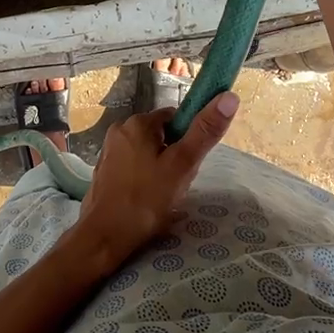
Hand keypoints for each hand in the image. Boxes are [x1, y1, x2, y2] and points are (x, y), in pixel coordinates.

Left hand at [70, 93, 237, 267]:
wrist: (105, 235)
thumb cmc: (147, 199)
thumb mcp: (182, 165)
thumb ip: (205, 132)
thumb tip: (229, 96)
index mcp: (138, 122)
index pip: (175, 118)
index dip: (188, 139)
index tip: (190, 163)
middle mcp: (120, 129)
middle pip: (161, 135)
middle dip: (174, 156)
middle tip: (177, 183)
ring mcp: (109, 149)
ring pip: (148, 152)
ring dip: (160, 168)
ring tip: (162, 194)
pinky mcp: (104, 169)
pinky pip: (133, 165)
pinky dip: (144, 177)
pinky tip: (147, 198)